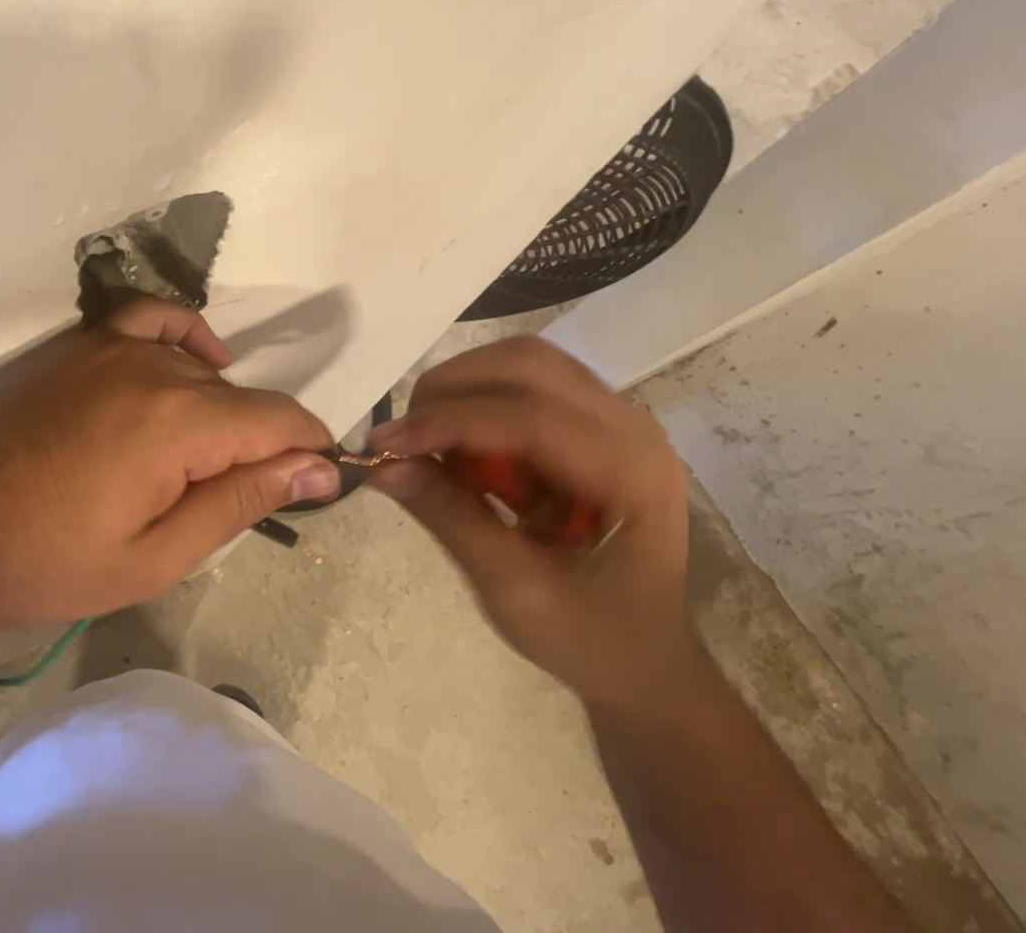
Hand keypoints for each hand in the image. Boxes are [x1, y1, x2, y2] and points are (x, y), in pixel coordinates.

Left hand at [0, 299, 338, 664]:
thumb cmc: (45, 566)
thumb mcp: (154, 558)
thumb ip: (239, 503)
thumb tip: (316, 468)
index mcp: (176, 423)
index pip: (279, 419)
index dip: (309, 452)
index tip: (319, 485)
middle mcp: (149, 368)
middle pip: (239, 398)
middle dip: (260, 445)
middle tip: (238, 502)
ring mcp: (106, 349)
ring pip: (198, 370)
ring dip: (219, 412)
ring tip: (200, 468)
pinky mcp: (74, 350)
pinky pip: (148, 320)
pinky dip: (184, 337)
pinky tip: (198, 363)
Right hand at [368, 336, 698, 712]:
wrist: (644, 662)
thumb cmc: (589, 638)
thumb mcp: (513, 589)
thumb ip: (450, 518)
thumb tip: (381, 467)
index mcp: (631, 474)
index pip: (530, 416)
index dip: (448, 422)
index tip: (382, 445)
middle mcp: (633, 430)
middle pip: (529, 364)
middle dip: (452, 389)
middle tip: (402, 438)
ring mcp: (617, 423)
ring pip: (526, 364)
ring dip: (464, 392)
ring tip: (427, 442)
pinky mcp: (594, 429)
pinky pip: (527, 389)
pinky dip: (480, 406)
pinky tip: (460, 452)